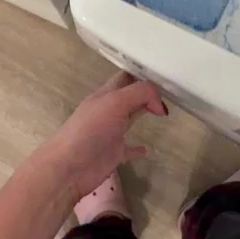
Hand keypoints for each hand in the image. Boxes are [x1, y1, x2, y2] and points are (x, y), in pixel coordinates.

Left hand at [24, 72, 166, 207]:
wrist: (70, 166)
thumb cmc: (91, 129)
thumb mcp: (116, 102)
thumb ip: (140, 94)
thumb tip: (160, 104)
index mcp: (106, 95)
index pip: (125, 78)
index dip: (142, 73)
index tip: (163, 72)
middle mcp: (108, 111)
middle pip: (129, 96)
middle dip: (146, 92)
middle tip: (169, 90)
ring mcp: (110, 133)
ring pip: (130, 118)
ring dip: (143, 113)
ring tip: (164, 113)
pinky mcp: (113, 154)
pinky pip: (129, 149)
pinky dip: (139, 149)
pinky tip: (148, 150)